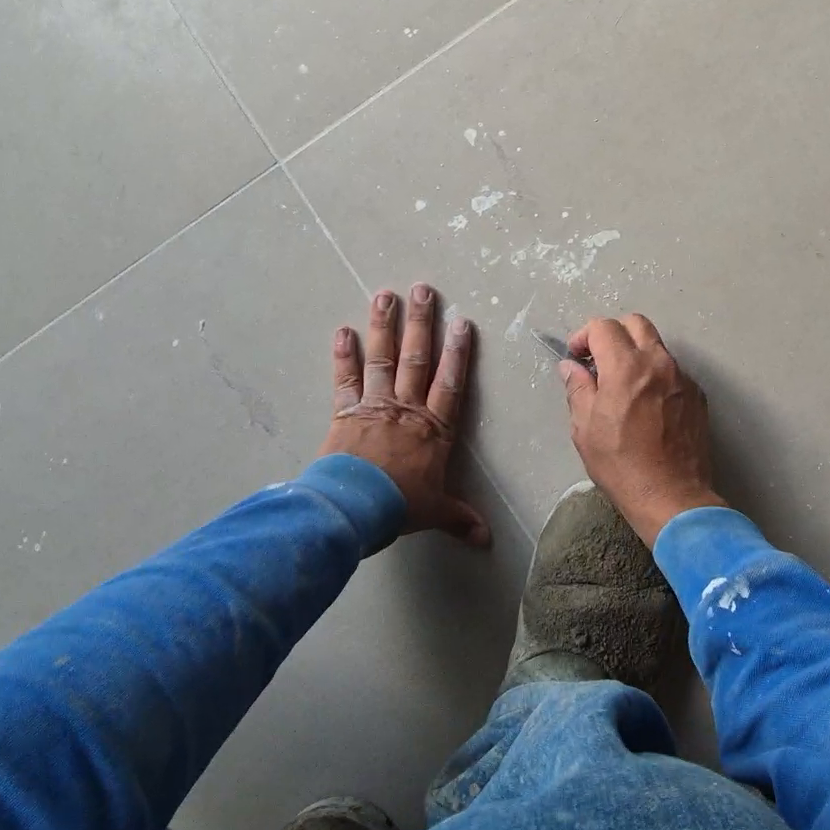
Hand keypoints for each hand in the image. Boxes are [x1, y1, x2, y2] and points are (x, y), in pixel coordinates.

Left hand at [319, 283, 489, 547]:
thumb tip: (486, 540)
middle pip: (417, 358)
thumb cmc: (401, 506)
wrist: (355, 507)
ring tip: (385, 294)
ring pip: (383, 358)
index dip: (457, 352)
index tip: (461, 322)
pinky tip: (343, 331)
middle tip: (422, 289)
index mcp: (434, 429)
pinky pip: (345, 379)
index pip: (451, 382)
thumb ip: (459, 519)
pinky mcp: (345, 412)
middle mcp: (407, 408)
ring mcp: (375, 405)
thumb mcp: (435, 512)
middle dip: (421, 323)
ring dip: (384, 325)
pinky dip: (343, 355)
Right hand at [558, 314, 723, 546]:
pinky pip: (673, 371)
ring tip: (622, 384)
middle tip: (599, 359)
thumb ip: (578, 389)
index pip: (604, 327)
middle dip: (613, 333)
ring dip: (636, 354)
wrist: (673, 497)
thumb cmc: (621, 465)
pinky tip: (646, 405)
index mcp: (626, 367)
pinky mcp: (697, 396)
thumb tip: (572, 367)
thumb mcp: (585, 428)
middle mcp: (659, 363)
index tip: (577, 357)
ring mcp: (683, 378)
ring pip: (657, 347)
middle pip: (636, 324)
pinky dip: (655, 375)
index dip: (584, 336)